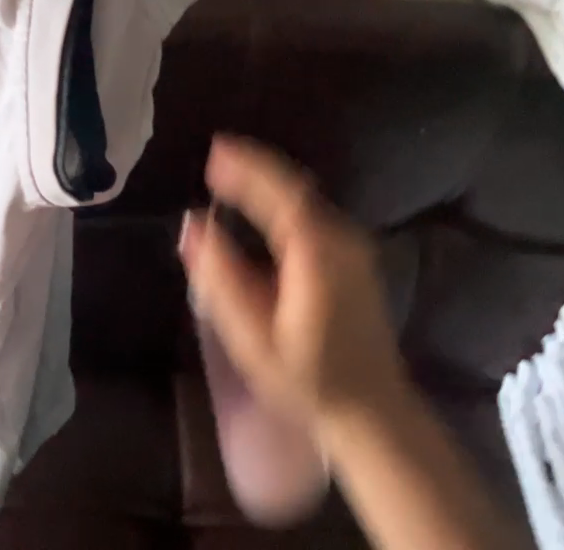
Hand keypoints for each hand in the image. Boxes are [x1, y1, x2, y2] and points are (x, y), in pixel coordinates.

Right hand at [179, 136, 410, 425]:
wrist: (372, 410)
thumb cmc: (307, 377)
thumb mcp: (251, 335)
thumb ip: (219, 277)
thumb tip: (191, 225)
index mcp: (316, 255)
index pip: (281, 194)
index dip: (247, 168)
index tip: (213, 152)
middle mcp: (340, 240)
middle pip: (295, 186)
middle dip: (254, 164)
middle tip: (215, 152)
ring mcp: (353, 247)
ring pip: (305, 195)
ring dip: (268, 177)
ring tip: (229, 169)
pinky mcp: (353, 256)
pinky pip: (312, 209)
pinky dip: (282, 194)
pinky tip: (261, 198)